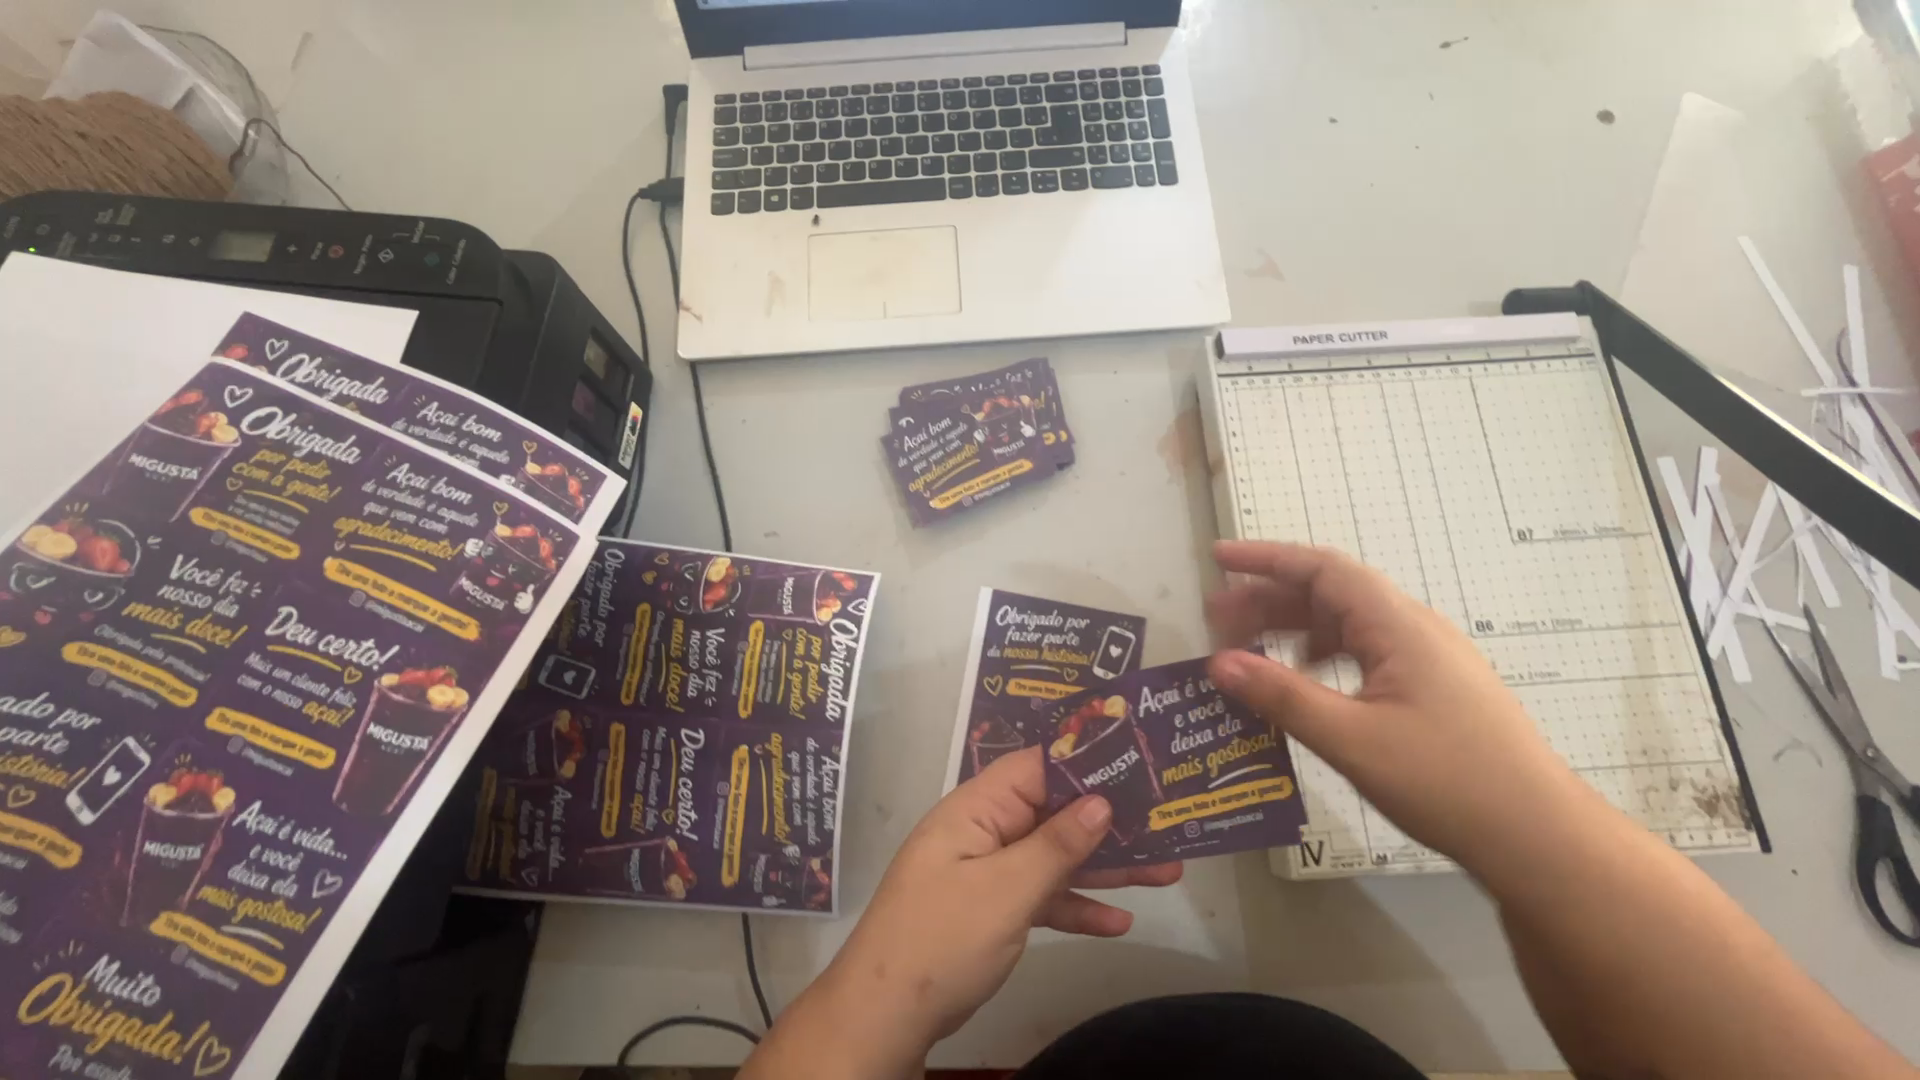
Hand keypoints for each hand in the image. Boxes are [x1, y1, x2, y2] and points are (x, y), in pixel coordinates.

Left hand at [774, 749, 1180, 1075]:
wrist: (887, 1013)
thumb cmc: (943, 937)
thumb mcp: (1006, 889)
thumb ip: (1056, 845)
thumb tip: (1100, 801)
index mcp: (977, 808)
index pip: (1037, 766)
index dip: (1085, 761)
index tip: (1137, 760)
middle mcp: (985, 830)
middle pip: (1054, 813)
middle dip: (1109, 820)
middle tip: (1168, 820)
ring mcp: (989, 870)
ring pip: (1055, 857)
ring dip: (1105, 865)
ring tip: (1168, 870)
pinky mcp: (993, 908)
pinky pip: (1043, 896)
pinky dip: (1077, 906)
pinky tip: (1120, 923)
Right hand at [1204, 540, 1600, 872]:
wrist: (1540, 837)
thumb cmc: (1446, 781)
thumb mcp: (1351, 739)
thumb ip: (1281, 696)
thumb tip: (1218, 664)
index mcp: (1398, 626)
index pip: (1322, 568)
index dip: (1266, 559)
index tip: (1218, 561)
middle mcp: (1413, 629)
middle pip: (1330, 594)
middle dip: (1268, 600)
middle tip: (1216, 621)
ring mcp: (1427, 659)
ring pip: (1346, 625)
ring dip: (1292, 630)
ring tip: (1248, 653)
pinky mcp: (1432, 688)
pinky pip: (1363, 653)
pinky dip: (1320, 657)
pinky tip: (1303, 684)